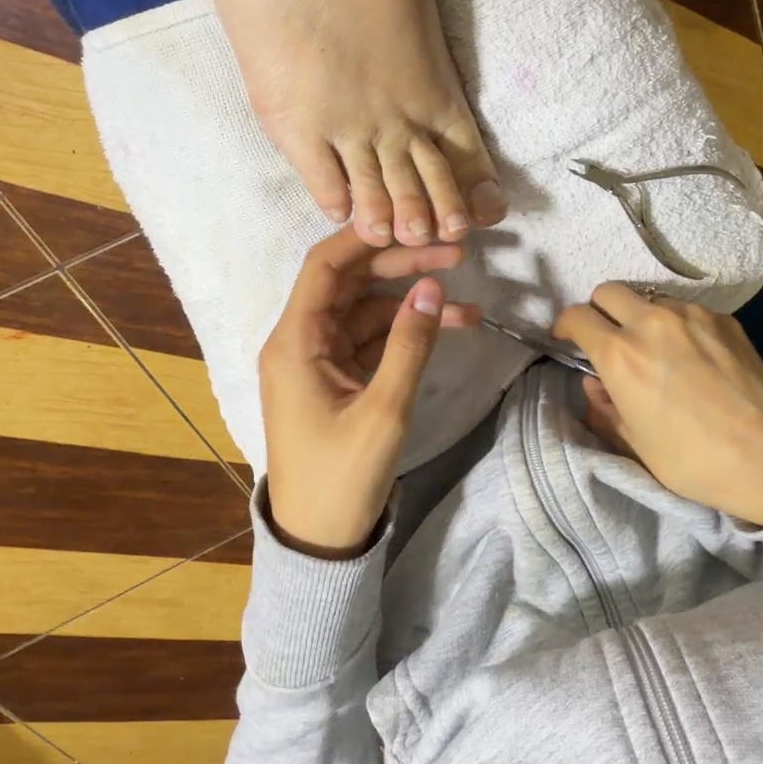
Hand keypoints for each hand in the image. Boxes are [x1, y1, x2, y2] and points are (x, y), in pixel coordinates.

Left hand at [259, 229, 478, 557]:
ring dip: (413, 303)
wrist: (318, 540)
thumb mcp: (383, 410)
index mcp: (294, 341)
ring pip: (368, 310)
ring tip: (468, 301)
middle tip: (456, 255)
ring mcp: (320, 359)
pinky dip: (408, 332)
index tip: (416, 223)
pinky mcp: (338, 377)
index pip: (325, 265)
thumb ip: (409, 345)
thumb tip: (431, 286)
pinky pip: (374, 339)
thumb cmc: (342, 476)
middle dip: (402, 265)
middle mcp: (301, 340)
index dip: (369, 238)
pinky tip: (451, 327)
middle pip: (351, 282)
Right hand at [553, 284, 762, 526]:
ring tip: (656, 348)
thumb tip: (594, 382)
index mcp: (621, 355)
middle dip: (600, 310)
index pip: (577, 316)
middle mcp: (652, 322)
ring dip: (642, 316)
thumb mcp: (637, 443)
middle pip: (610, 291)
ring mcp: (692, 315)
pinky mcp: (724, 319)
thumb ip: (606, 406)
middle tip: (607, 337)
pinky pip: (688, 311)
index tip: (566, 337)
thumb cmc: (695, 461)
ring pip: (651, 299)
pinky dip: (678, 325)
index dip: (565, 325)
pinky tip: (693, 355)